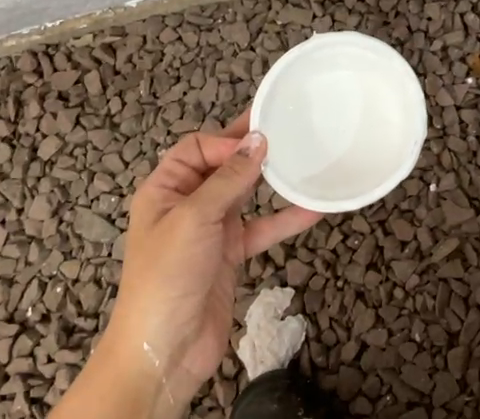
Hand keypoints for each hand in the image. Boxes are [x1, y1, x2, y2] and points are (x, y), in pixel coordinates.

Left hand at [98, 114, 321, 403]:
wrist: (165, 351)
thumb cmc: (168, 275)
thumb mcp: (194, 218)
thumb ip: (228, 178)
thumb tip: (258, 138)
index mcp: (165, 189)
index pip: (197, 147)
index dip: (227, 140)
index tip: (260, 140)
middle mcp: (186, 204)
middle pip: (223, 166)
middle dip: (253, 150)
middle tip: (292, 129)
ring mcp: (210, 230)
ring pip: (246, 194)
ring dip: (273, 181)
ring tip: (305, 160)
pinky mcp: (231, 254)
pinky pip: (262, 227)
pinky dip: (286, 219)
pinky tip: (314, 208)